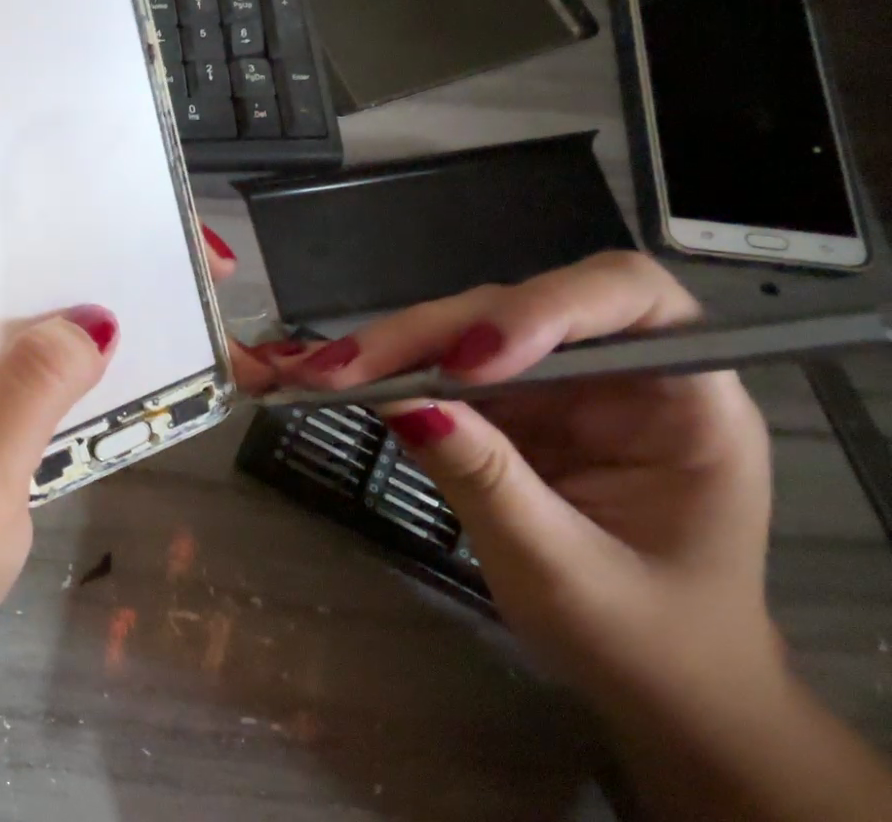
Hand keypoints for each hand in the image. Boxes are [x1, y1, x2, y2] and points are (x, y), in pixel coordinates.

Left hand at [0, 226, 243, 631]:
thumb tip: (95, 322)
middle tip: (202, 258)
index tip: (137, 205)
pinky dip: (122, 354)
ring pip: (65, 308)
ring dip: (126, 299)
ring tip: (205, 293)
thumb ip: (24, 395)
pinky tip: (176, 352)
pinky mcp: (23, 396)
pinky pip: (77, 359)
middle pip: (40, 262)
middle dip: (113, 250)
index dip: (59, 209)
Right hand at [236, 251, 778, 708]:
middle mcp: (614, 373)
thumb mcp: (561, 570)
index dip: (540, 310)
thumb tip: (399, 403)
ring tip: (300, 370)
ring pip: (458, 333)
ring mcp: (552, 387)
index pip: (623, 301)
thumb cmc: (642, 639)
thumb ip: (486, 479)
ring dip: (380, 349)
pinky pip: (431, 371)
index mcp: (682, 402)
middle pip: (510, 311)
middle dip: (419, 336)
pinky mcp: (501, 408)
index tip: (464, 364)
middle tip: (329, 368)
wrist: (654, 681)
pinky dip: (370, 372)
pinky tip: (309, 372)